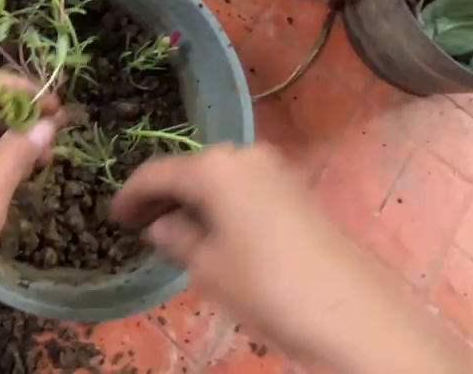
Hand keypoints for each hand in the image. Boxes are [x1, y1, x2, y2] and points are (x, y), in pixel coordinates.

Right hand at [113, 143, 472, 373]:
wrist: (359, 317)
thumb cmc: (271, 289)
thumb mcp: (211, 270)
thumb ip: (177, 239)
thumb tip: (159, 225)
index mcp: (213, 166)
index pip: (157, 173)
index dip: (131, 194)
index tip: (112, 215)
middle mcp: (241, 155)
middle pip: (189, 170)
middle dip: (163, 196)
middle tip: (140, 225)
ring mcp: (273, 169)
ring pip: (217, 178)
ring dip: (193, 200)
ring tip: (174, 231)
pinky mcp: (295, 189)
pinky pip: (243, 187)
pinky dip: (221, 204)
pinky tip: (215, 231)